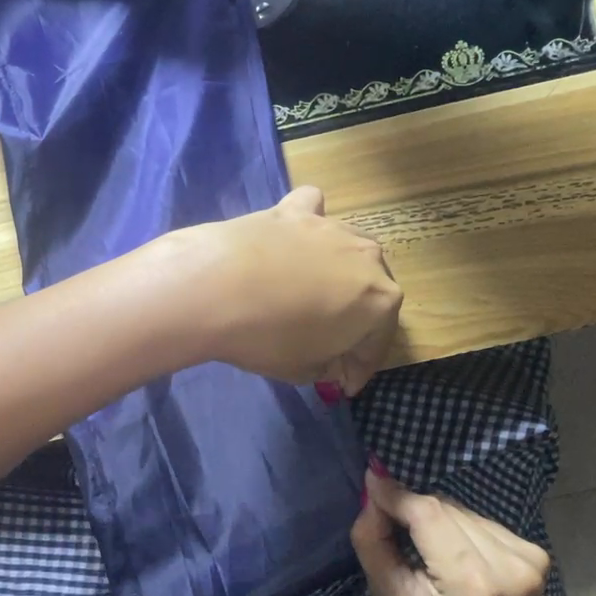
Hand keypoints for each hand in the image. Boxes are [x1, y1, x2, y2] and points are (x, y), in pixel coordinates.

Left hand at [177, 186, 402, 392]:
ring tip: (312, 297)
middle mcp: (368, 257)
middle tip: (329, 346)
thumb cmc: (267, 337)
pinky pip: (314, 210)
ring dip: (338, 275)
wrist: (215, 288)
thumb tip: (331, 364)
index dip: (359, 369)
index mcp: (380, 300)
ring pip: (349, 251)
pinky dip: (311, 224)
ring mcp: (332, 227)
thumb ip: (327, 367)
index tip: (343, 385)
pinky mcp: (295, 210)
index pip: (376, 342)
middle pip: (369, 293)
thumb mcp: (303, 370)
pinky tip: (298, 238)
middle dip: (354, 320)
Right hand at [352, 468, 563, 595]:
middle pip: (446, 508)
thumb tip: (372, 495)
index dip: (396, 494)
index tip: (371, 480)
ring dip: (437, 519)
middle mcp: (506, 562)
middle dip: (413, 509)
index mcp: (469, 582)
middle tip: (388, 523)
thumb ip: (374, 545)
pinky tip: (454, 555)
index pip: (428, 513)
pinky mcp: (536, 553)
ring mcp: (527, 556)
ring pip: (464, 511)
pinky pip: (483, 522)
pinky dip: (460, 529)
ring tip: (424, 548)